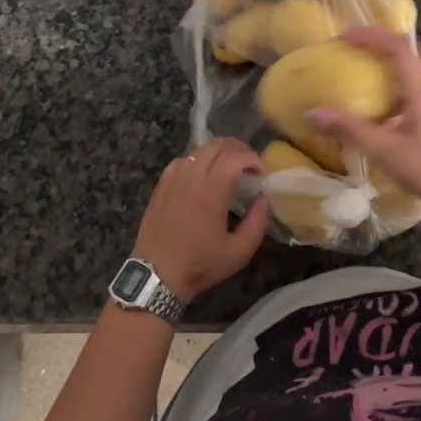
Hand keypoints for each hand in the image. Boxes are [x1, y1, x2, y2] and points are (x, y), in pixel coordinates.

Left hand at [131, 138, 269, 300]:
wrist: (157, 275)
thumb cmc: (200, 265)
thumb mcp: (239, 252)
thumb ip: (257, 223)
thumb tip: (263, 199)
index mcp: (211, 192)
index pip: (234, 157)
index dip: (252, 158)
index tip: (261, 172)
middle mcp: (190, 178)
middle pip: (215, 145)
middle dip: (237, 148)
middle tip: (249, 163)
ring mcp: (172, 180)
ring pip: (197, 150)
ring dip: (217, 152)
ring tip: (229, 166)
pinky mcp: (160, 186)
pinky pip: (180, 160)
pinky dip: (196, 159)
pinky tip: (202, 174)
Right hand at [305, 27, 420, 208]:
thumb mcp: (386, 151)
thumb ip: (350, 130)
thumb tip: (313, 112)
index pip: (397, 45)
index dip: (369, 35)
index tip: (343, 37)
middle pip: (407, 51)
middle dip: (377, 45)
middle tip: (349, 51)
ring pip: (414, 69)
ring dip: (388, 64)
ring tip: (362, 75)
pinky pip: (419, 85)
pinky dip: (397, 83)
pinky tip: (384, 108)